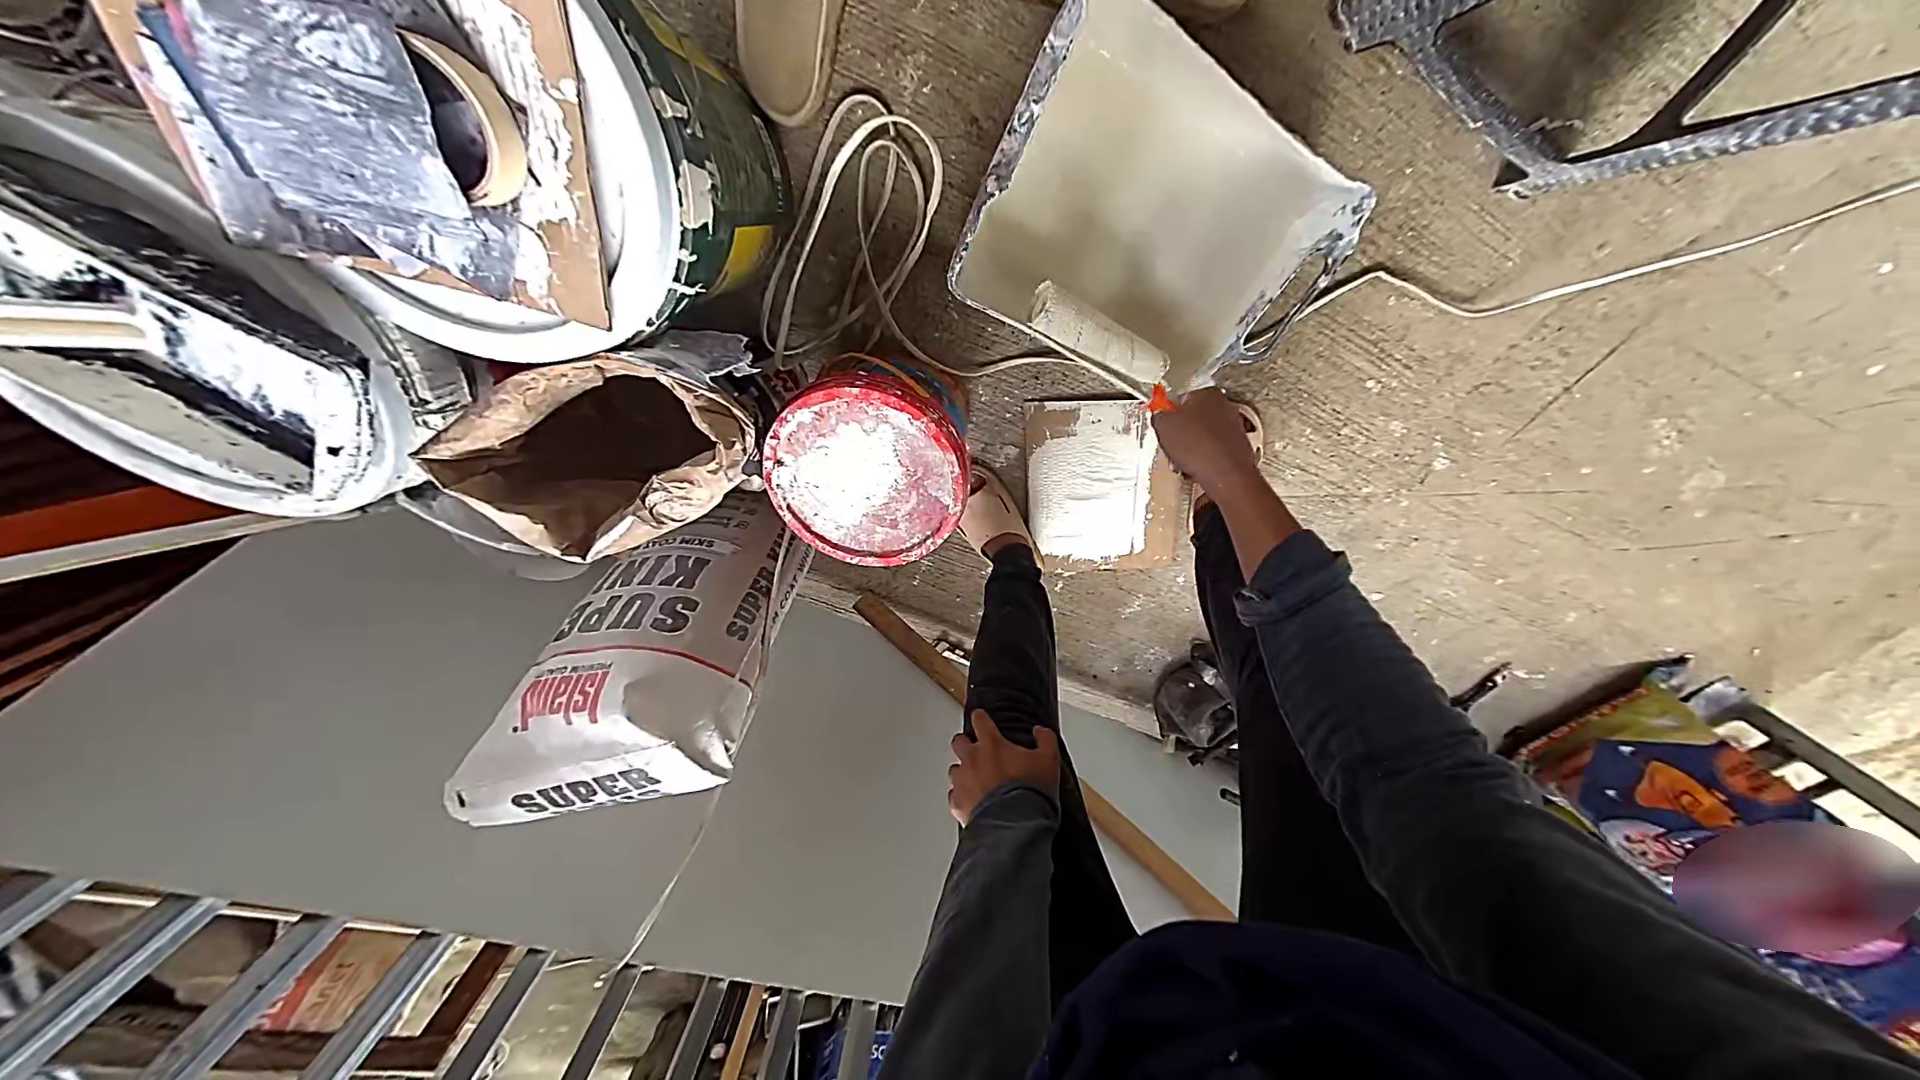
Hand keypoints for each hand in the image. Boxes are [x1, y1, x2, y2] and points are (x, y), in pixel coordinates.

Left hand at [949, 711, 1059, 824]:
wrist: (1016, 825)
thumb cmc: (1030, 792)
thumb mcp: (1049, 760)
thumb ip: (1045, 740)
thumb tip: (1040, 731)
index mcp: (992, 744)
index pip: (980, 720)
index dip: (980, 717)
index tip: (981, 717)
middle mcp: (972, 759)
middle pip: (958, 741)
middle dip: (965, 743)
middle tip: (975, 749)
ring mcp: (962, 781)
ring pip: (954, 769)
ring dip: (963, 771)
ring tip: (976, 779)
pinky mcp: (958, 803)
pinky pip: (954, 795)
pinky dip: (962, 796)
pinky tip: (973, 801)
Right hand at [1151, 388, 1258, 492]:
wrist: (1226, 476)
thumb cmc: (1200, 448)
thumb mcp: (1163, 427)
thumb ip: (1158, 416)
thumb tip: (1158, 415)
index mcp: (1207, 393)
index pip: (1180, 397)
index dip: (1167, 412)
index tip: (1161, 421)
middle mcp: (1225, 406)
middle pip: (1192, 417)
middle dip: (1179, 431)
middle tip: (1169, 441)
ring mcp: (1233, 427)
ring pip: (1201, 435)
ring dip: (1190, 446)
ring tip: (1181, 458)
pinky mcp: (1237, 448)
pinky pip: (1211, 451)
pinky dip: (1202, 458)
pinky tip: (1195, 468)